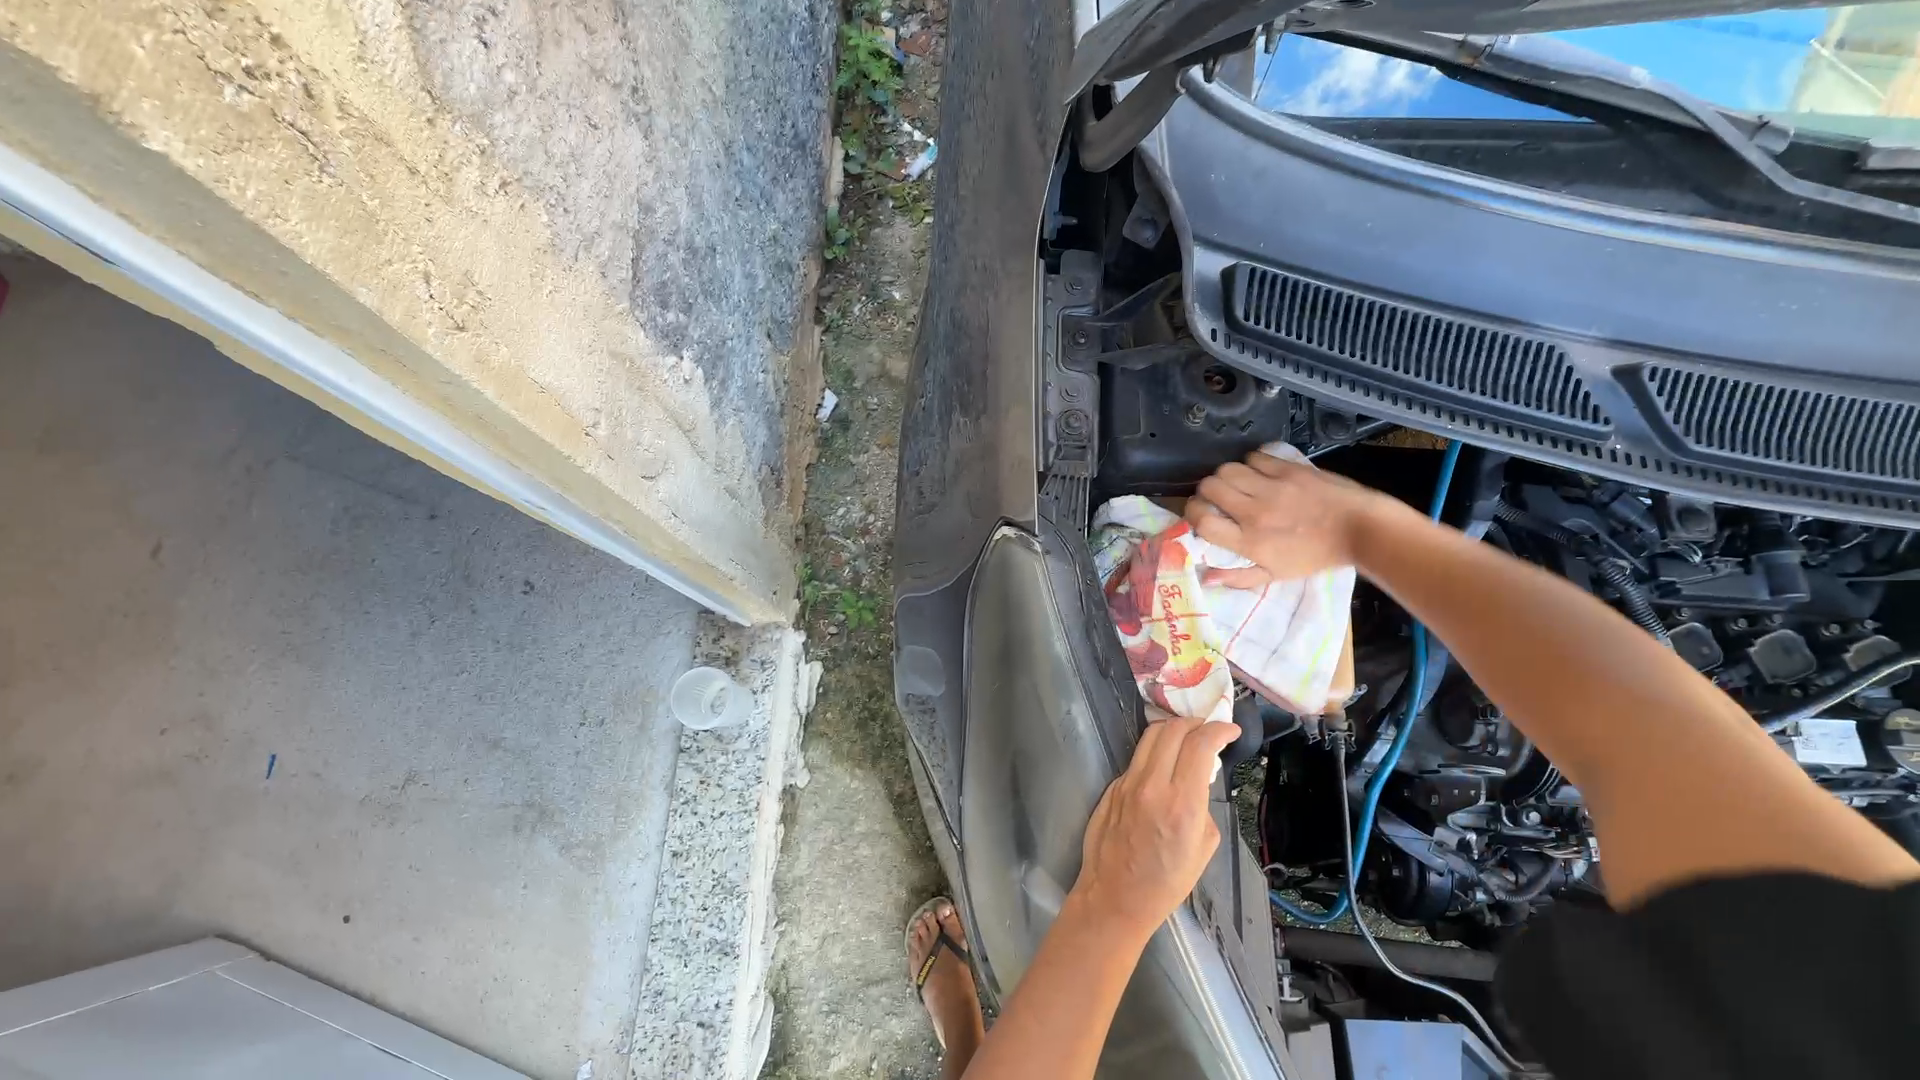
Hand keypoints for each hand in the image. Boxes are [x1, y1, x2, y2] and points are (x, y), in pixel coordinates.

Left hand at [1069, 715, 1241, 942]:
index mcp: (1182, 802)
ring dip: (1173, 731)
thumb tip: (1198, 782)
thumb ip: (1204, 805)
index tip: (1230, 729)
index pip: (1201, 744)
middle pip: (1173, 730)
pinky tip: (1162, 767)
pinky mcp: (1112, 787)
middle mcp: (1152, 785)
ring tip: (1186, 738)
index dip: (1219, 729)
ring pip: (1150, 737)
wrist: (1116, 897)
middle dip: (1196, 723)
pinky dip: (1154, 754)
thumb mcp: (1204, 846)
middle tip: (1208, 730)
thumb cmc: (1166, 882)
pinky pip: (1137, 760)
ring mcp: (1127, 783)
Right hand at [1186, 451, 1398, 583]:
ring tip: (1237, 484)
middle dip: (1206, 491)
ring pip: (1227, 469)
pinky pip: (1254, 457)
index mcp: (1250, 542)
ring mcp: (1272, 487)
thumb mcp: (1277, 576)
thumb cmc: (1316, 556)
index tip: (1200, 514)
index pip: (1203, 520)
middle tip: (1217, 498)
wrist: (1359, 529)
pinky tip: (1258, 473)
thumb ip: (1239, 577)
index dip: (1193, 513)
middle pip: (1209, 487)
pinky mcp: (1289, 469)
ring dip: (1226, 476)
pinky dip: (1250, 463)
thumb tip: (1206, 577)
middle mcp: (1255, 512)